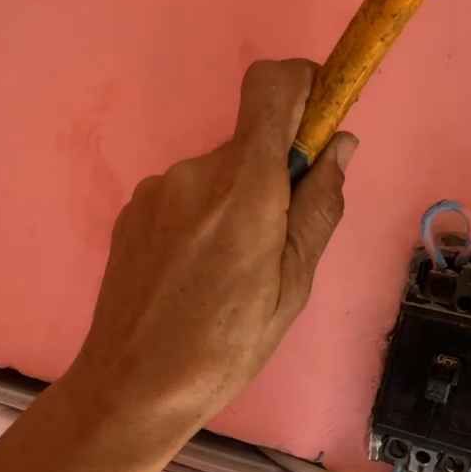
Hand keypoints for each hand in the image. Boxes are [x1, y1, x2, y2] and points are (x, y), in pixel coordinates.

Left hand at [62, 60, 357, 439]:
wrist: (132, 386)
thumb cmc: (224, 349)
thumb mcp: (292, 288)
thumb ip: (318, 209)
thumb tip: (339, 147)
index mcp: (242, 188)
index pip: (273, 85)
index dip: (305, 86)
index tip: (319, 121)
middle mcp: (193, 173)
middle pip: (248, 144)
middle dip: (272, 178)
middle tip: (273, 247)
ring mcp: (155, 192)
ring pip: (215, 176)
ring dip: (233, 206)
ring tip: (226, 275)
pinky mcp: (131, 213)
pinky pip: (183, 198)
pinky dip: (200, 221)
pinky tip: (191, 276)